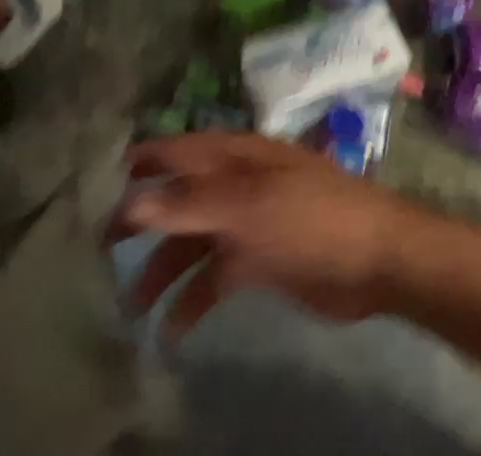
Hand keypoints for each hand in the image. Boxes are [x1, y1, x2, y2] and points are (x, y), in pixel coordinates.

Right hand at [108, 133, 420, 341]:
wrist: (378, 259)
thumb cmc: (313, 217)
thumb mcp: (250, 204)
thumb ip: (190, 202)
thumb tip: (131, 201)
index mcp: (239, 157)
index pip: (181, 150)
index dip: (144, 161)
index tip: (102, 182)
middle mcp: (239, 186)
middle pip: (180, 200)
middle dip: (142, 222)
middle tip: (102, 250)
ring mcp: (250, 225)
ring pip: (193, 245)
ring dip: (162, 273)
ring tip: (132, 310)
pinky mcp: (260, 262)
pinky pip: (214, 279)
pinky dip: (192, 302)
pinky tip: (172, 331)